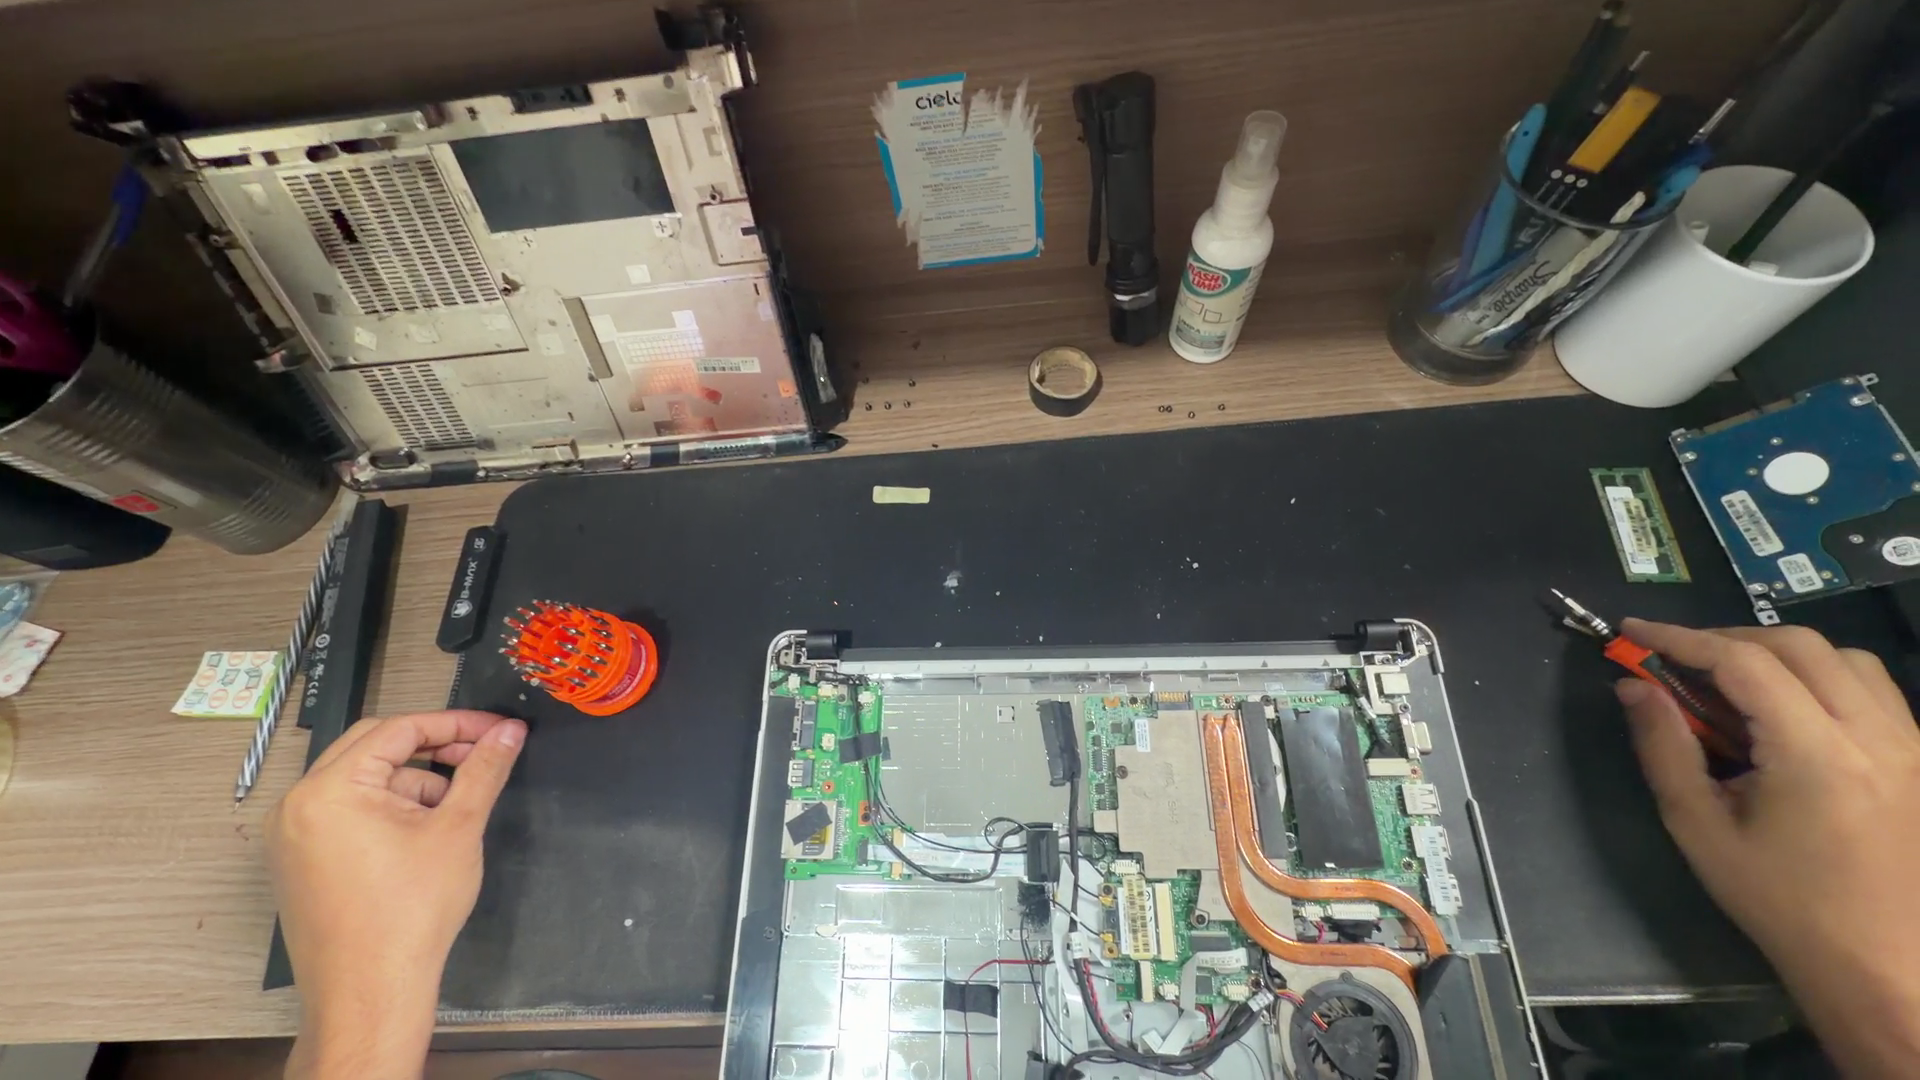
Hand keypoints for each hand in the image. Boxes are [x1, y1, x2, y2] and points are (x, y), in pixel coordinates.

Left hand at [267, 710, 525, 1079]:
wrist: (371, 991)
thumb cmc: (413, 906)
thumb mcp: (459, 826)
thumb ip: (485, 768)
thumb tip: (512, 729)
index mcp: (329, 790)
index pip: (398, 730)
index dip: (455, 724)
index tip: (499, 730)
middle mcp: (298, 805)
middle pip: (375, 747)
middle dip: (434, 746)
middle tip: (482, 755)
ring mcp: (293, 835)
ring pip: (365, 779)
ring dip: (416, 779)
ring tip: (457, 805)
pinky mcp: (301, 860)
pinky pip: (349, 809)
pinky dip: (392, 806)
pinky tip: (427, 830)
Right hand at [1617, 621, 1919, 1079]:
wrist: (1882, 965)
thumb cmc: (1778, 897)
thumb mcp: (1697, 822)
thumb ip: (1663, 746)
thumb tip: (1632, 685)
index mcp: (1818, 754)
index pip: (1745, 662)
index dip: (1681, 637)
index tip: (1632, 633)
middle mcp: (1880, 739)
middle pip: (1802, 646)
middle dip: (1727, 637)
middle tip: (1675, 657)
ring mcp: (1913, 750)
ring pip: (1848, 660)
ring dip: (1779, 653)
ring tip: (1727, 678)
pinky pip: (1873, 691)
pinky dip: (1818, 677)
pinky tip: (1781, 710)